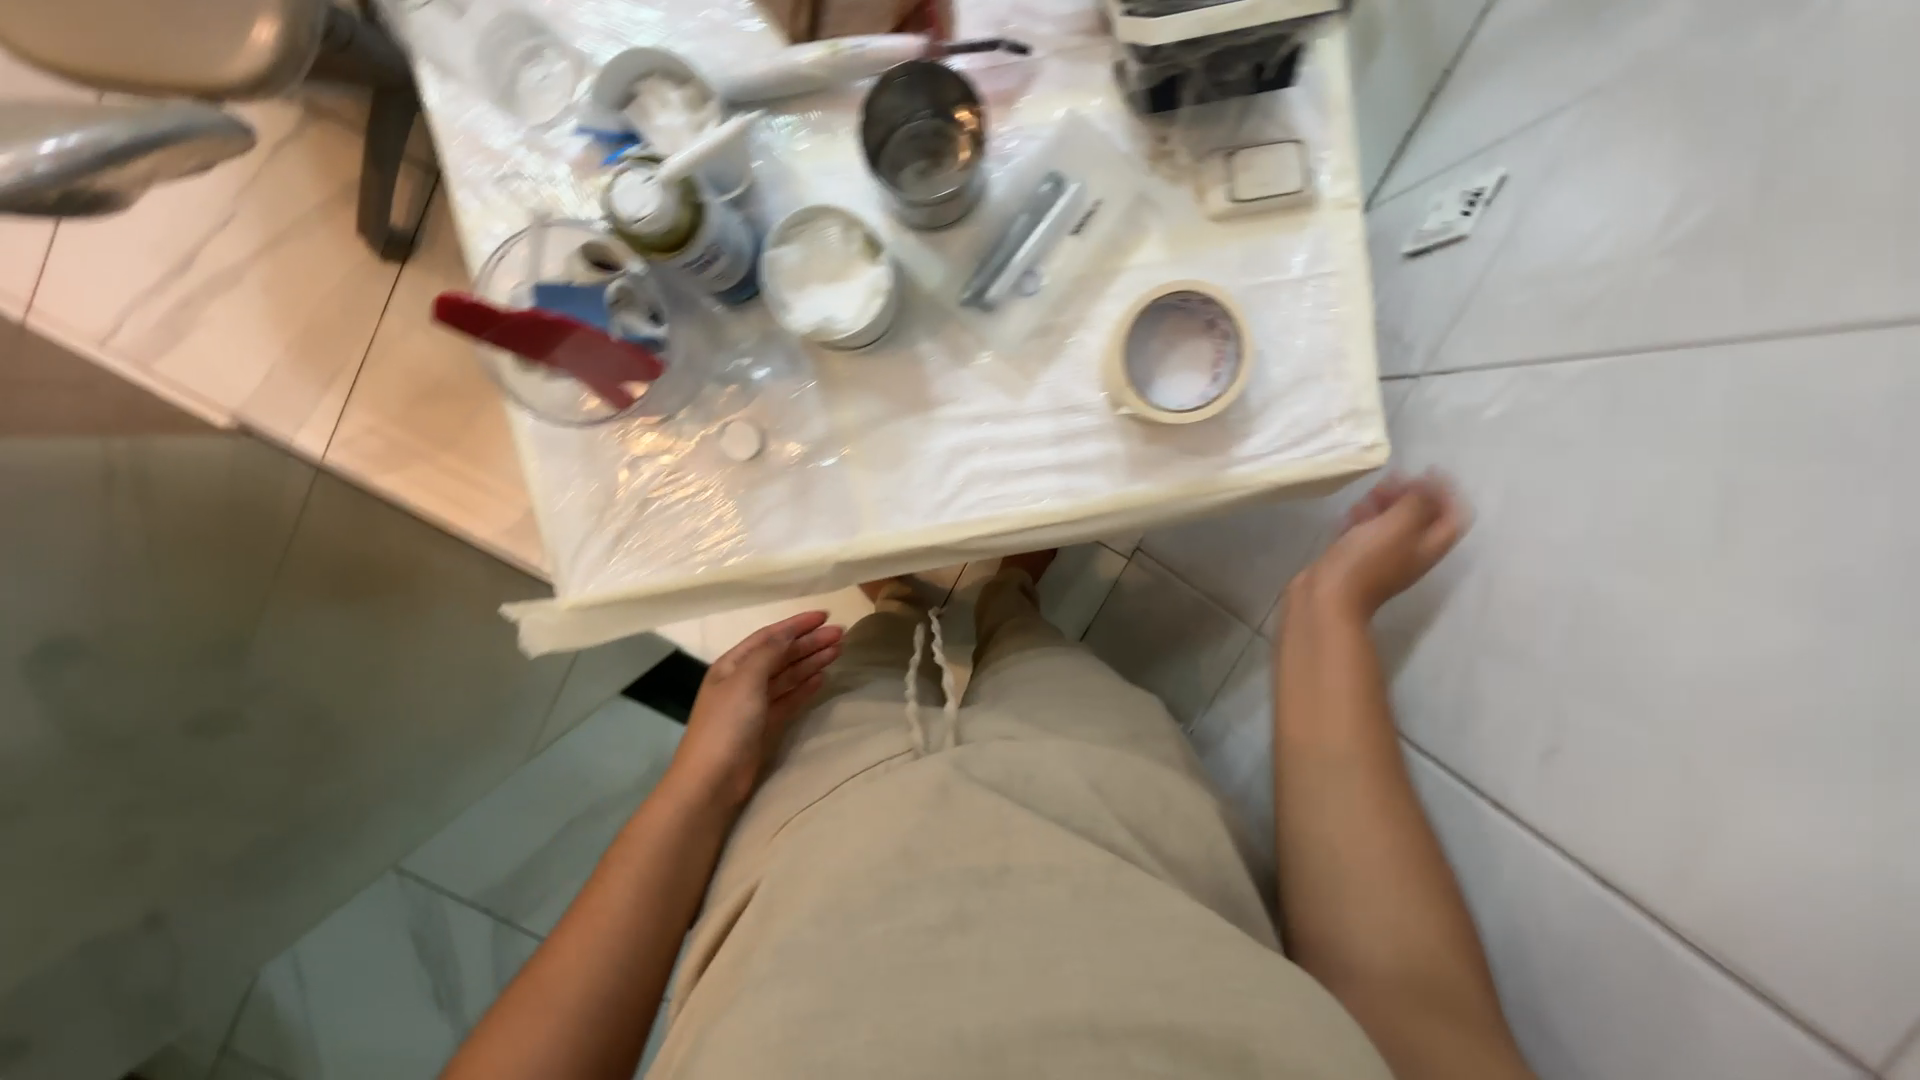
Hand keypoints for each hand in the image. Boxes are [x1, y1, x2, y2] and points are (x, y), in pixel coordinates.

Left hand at [666, 611, 843, 809]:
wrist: (712, 779)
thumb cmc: (727, 724)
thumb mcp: (746, 680)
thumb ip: (769, 653)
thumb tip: (788, 634)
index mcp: (732, 665)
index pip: (769, 636)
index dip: (796, 624)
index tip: (825, 616)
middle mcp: (742, 680)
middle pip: (781, 655)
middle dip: (809, 642)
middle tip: (840, 635)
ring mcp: (754, 704)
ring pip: (787, 675)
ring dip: (811, 661)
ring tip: (838, 651)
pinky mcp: (765, 726)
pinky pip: (789, 699)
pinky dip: (805, 687)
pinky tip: (822, 678)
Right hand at [1297, 472, 1467, 618]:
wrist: (1326, 596)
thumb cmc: (1365, 560)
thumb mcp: (1398, 526)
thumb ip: (1417, 502)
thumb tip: (1427, 483)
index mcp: (1428, 546)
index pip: (1453, 516)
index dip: (1446, 492)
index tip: (1428, 471)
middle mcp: (1410, 553)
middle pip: (1420, 519)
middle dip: (1410, 495)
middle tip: (1392, 480)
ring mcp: (1381, 558)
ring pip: (1390, 525)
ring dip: (1384, 505)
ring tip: (1369, 492)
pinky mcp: (1354, 559)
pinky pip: (1365, 534)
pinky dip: (1362, 519)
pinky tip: (1349, 513)